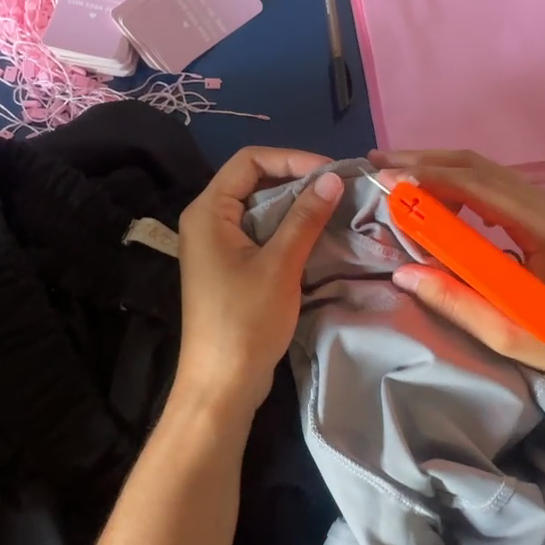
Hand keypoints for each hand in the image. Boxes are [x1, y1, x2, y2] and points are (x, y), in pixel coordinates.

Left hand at [174, 147, 342, 418]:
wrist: (221, 386)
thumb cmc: (245, 321)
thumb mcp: (280, 265)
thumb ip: (305, 217)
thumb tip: (332, 178)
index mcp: (208, 211)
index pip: (249, 160)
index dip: (292, 158)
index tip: (331, 173)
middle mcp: (206, 220)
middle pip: (253, 179)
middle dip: (296, 178)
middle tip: (338, 188)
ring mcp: (216, 245)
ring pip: (258, 206)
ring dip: (294, 204)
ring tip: (334, 207)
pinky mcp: (228, 266)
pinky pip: (259, 231)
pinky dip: (286, 228)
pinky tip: (316, 235)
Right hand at [371, 149, 544, 390]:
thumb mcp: (505, 333)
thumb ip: (455, 302)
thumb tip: (402, 273)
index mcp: (541, 225)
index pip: (476, 185)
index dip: (428, 178)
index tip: (386, 181)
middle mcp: (543, 203)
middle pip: (475, 166)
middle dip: (423, 161)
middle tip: (377, 164)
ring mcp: (541, 204)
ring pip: (479, 169)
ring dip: (434, 167)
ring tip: (392, 172)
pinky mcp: (535, 213)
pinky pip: (487, 183)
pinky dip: (451, 180)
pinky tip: (427, 191)